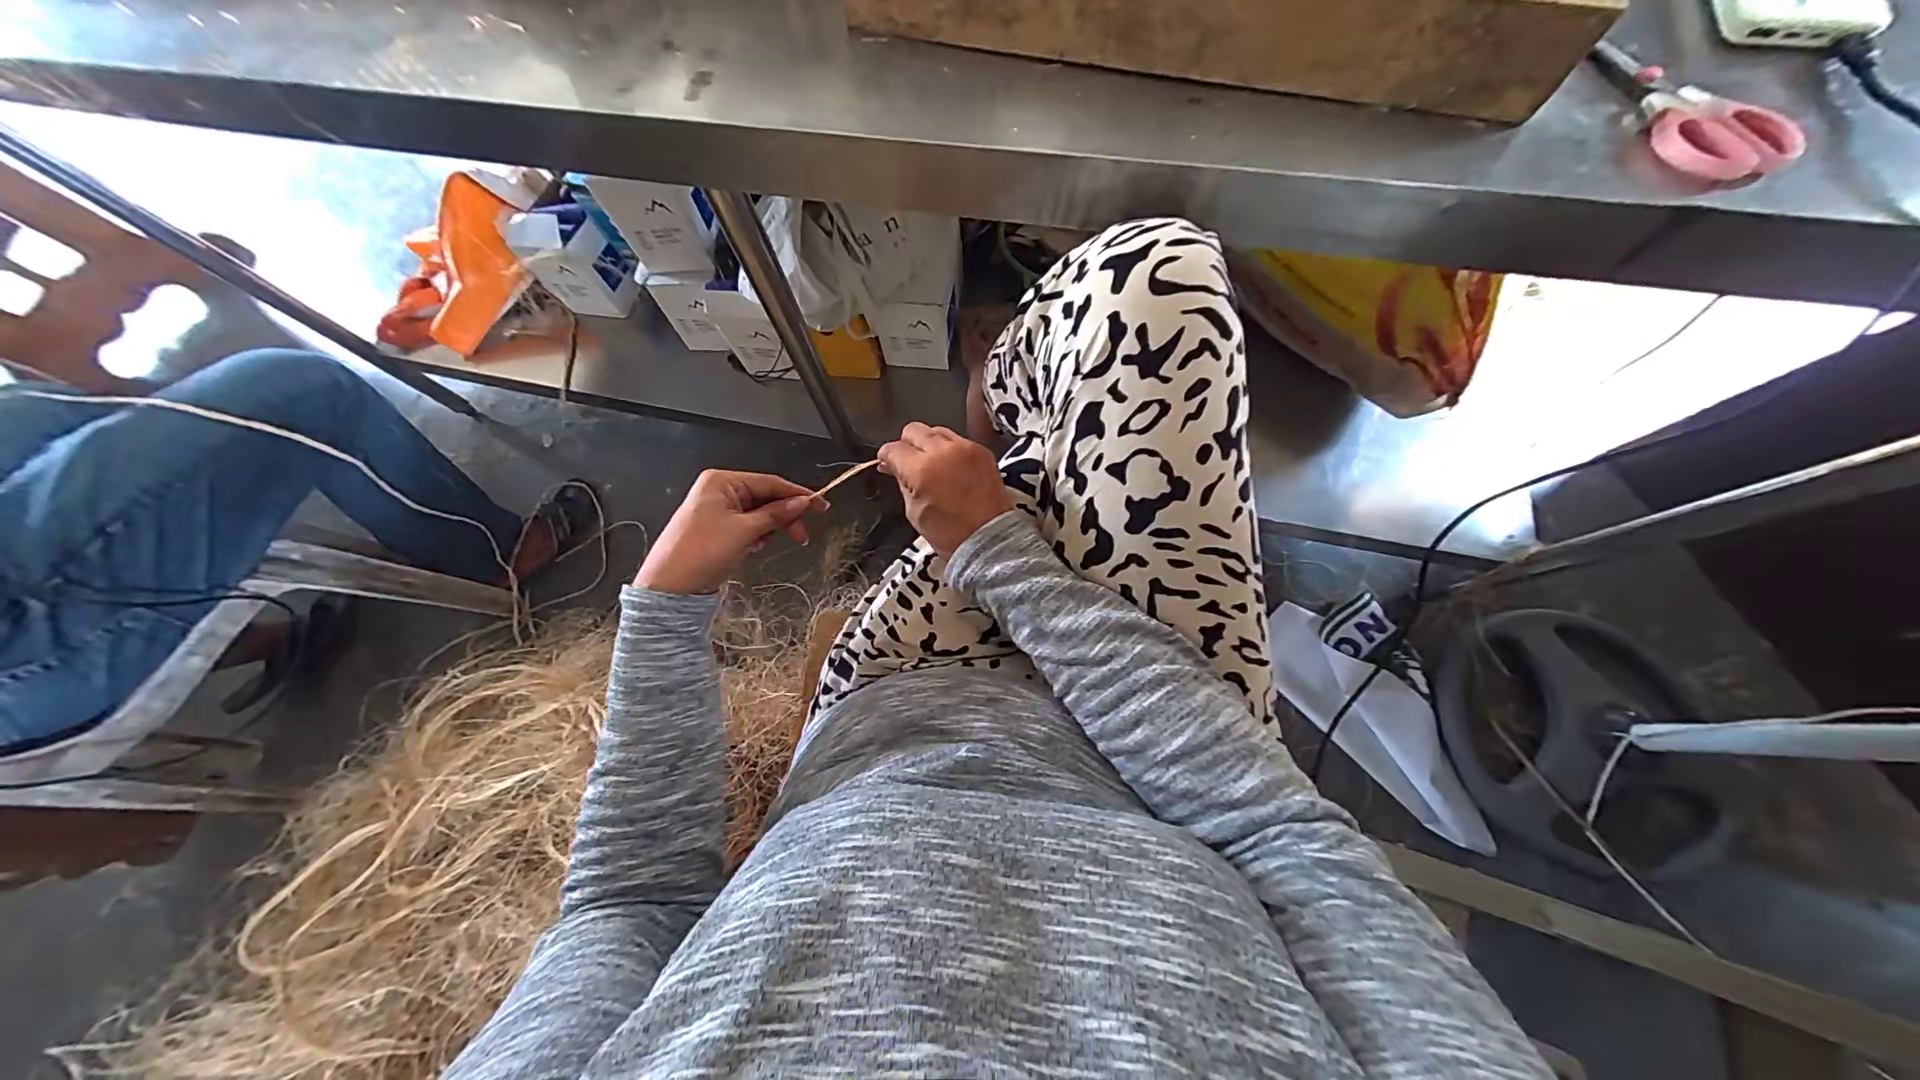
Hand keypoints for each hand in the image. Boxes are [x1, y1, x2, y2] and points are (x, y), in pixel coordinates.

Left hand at [634, 470, 825, 593]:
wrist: (671, 587)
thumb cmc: (698, 553)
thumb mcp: (745, 530)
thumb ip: (776, 514)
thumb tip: (801, 503)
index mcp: (721, 481)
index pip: (769, 482)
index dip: (797, 494)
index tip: (820, 504)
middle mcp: (719, 491)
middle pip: (766, 497)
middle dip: (784, 515)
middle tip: (801, 533)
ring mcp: (718, 510)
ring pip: (759, 513)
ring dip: (770, 527)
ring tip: (765, 543)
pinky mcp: (719, 528)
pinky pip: (749, 525)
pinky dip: (758, 535)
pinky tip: (754, 546)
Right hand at [878, 423, 1013, 557]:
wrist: (989, 539)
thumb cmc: (950, 533)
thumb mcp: (914, 512)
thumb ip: (902, 482)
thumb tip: (894, 467)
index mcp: (921, 469)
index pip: (893, 449)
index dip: (886, 456)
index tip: (887, 463)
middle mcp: (943, 452)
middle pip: (913, 431)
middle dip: (906, 445)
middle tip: (907, 462)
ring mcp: (965, 448)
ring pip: (936, 431)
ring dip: (928, 444)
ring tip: (930, 463)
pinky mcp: (982, 451)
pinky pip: (958, 440)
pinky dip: (949, 449)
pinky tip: (950, 467)